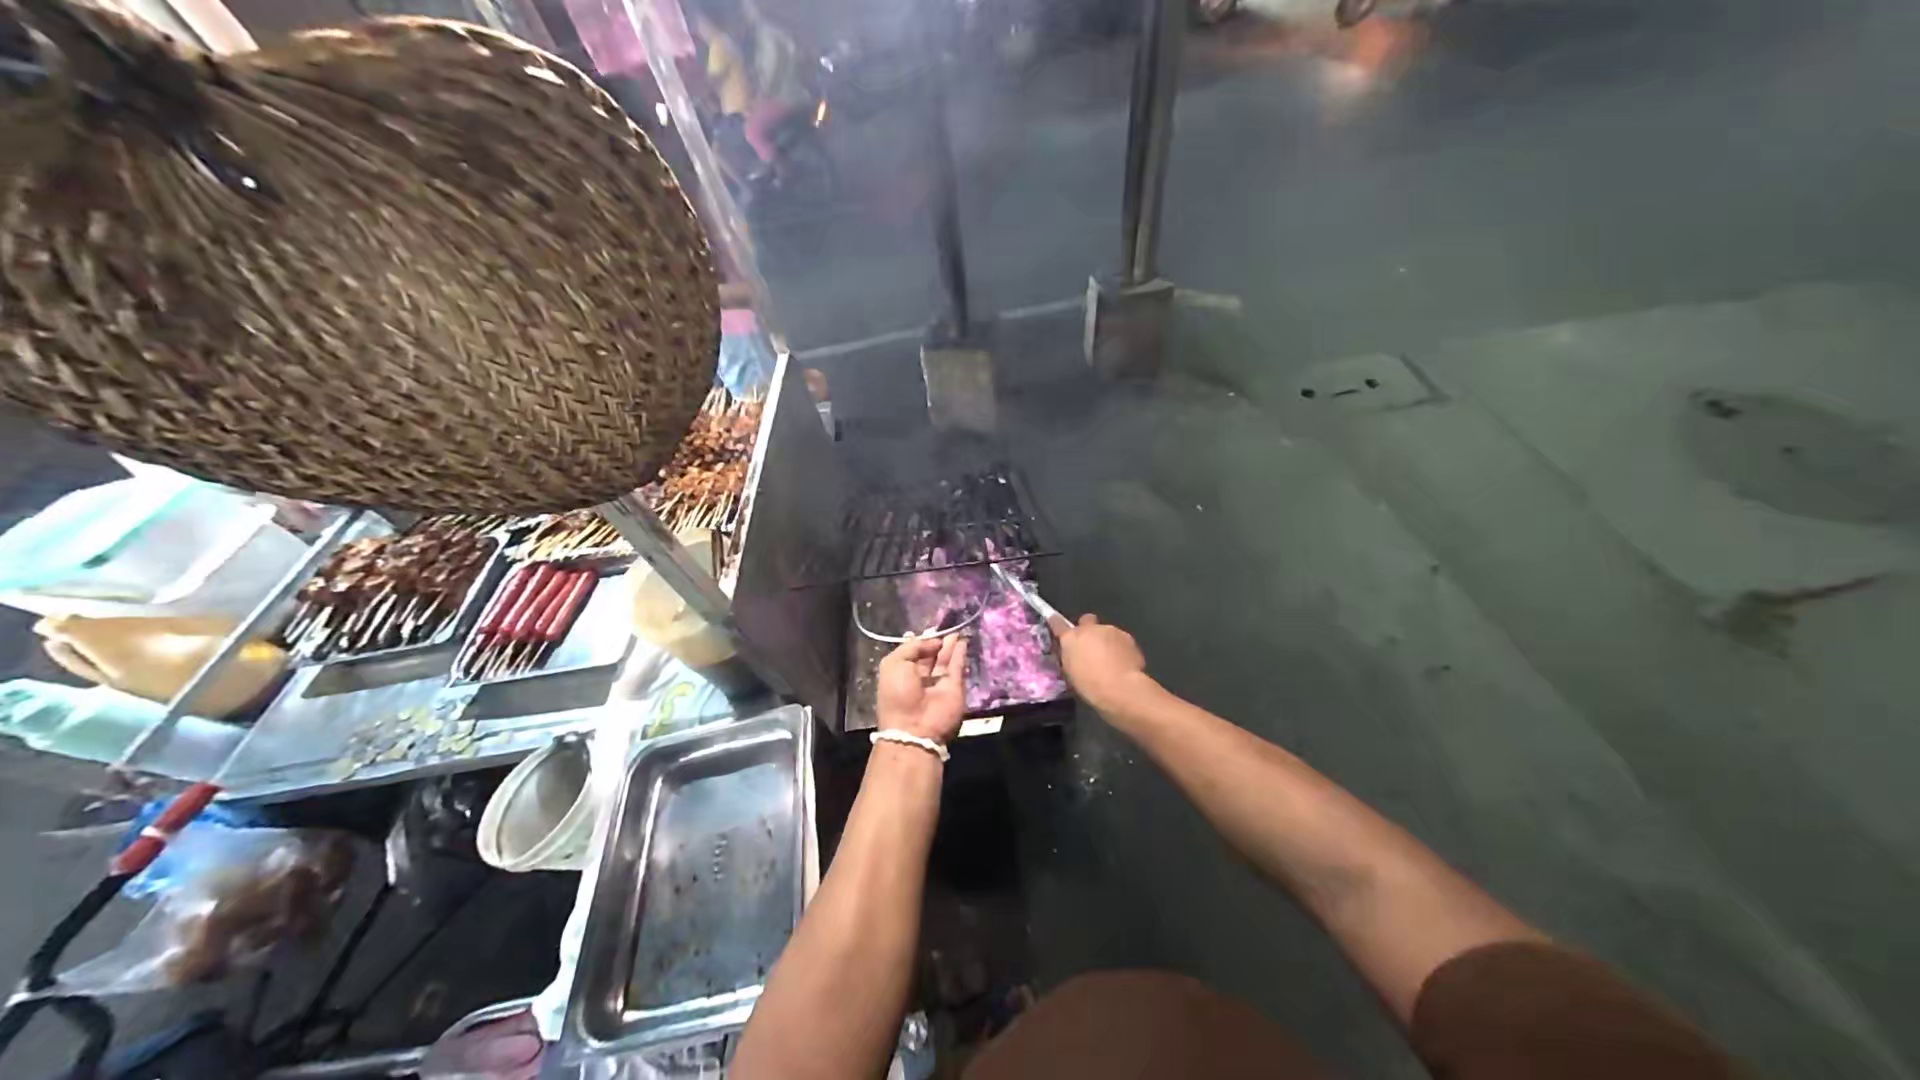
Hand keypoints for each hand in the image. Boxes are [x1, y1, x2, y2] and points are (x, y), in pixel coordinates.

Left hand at [876, 634, 968, 742]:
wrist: (914, 727)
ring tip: (956, 630)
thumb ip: (913, 647)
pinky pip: (957, 668)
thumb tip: (934, 642)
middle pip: (931, 656)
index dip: (922, 642)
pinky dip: (960, 655)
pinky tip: (962, 642)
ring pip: (946, 661)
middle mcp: (920, 678)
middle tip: (946, 626)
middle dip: (938, 642)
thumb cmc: (897, 693)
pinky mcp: (955, 688)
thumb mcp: (894, 663)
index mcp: (902, 673)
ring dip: (950, 646)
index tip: (930, 629)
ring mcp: (939, 684)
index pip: (913, 654)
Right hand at [1048, 613, 1148, 712]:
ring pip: (1105, 631)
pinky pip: (1120, 639)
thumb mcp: (1071, 672)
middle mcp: (1090, 629)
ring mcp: (1110, 630)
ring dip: (1105, 641)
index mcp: (1071, 638)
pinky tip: (1122, 663)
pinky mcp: (1128, 637)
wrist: (1121, 688)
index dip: (1057, 623)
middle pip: (1086, 621)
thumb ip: (1070, 656)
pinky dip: (1120, 648)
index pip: (1058, 623)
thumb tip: (1074, 652)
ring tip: (1110, 661)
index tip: (1056, 623)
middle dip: (1088, 630)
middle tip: (1091, 646)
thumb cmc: (1090, 685)